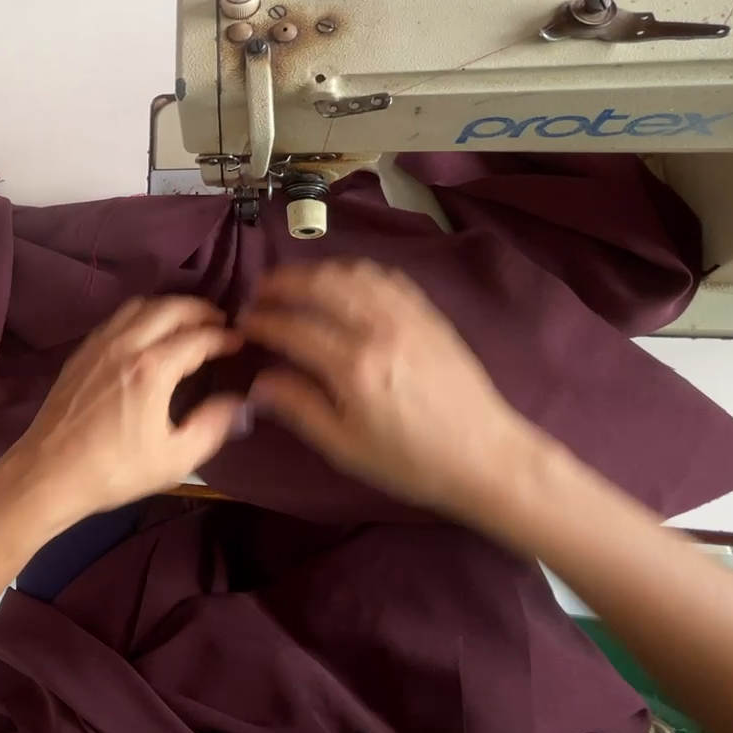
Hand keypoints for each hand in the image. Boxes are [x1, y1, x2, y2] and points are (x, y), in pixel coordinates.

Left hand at [0, 296, 248, 532]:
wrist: (49, 472)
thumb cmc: (115, 470)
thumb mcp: (175, 458)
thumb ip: (212, 425)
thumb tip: (238, 402)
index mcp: (151, 368)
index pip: (198, 338)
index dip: (224, 337)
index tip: (240, 341)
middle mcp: (125, 344)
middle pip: (169, 308)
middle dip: (200, 310)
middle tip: (219, 322)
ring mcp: (99, 344)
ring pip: (139, 305)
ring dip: (168, 307)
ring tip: (187, 323)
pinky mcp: (81, 351)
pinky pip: (117, 318)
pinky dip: (141, 315)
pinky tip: (148, 333)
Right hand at [237, 261, 549, 517]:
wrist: (489, 459)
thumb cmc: (411, 461)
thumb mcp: (345, 447)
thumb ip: (299, 407)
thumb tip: (259, 382)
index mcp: (353, 368)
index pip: (292, 328)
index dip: (262, 321)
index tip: (243, 323)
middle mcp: (378, 331)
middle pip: (318, 285)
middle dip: (281, 283)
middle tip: (261, 292)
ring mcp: (407, 317)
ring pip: (349, 272)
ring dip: (314, 271)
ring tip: (294, 283)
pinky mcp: (427, 314)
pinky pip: (383, 276)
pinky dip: (353, 272)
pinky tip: (341, 283)